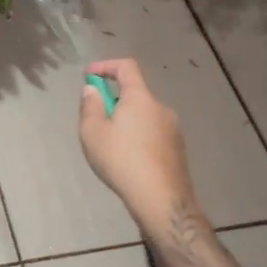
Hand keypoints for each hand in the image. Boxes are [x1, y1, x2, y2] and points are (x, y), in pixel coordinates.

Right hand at [79, 58, 200, 233]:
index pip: (126, 67)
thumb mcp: (93, 132)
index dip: (105, 65)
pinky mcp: (177, 150)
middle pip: (134, 94)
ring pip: (143, 115)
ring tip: (110, 145)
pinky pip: (153, 132)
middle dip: (113, 100)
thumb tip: (93, 90)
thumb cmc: (122, 161)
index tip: (88, 76)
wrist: (162, 201)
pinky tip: (128, 160)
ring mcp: (173, 130)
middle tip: (95, 121)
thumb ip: (90, 105)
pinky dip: (138, 137)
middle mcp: (161, 108)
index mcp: (141, 98)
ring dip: (126, 121)